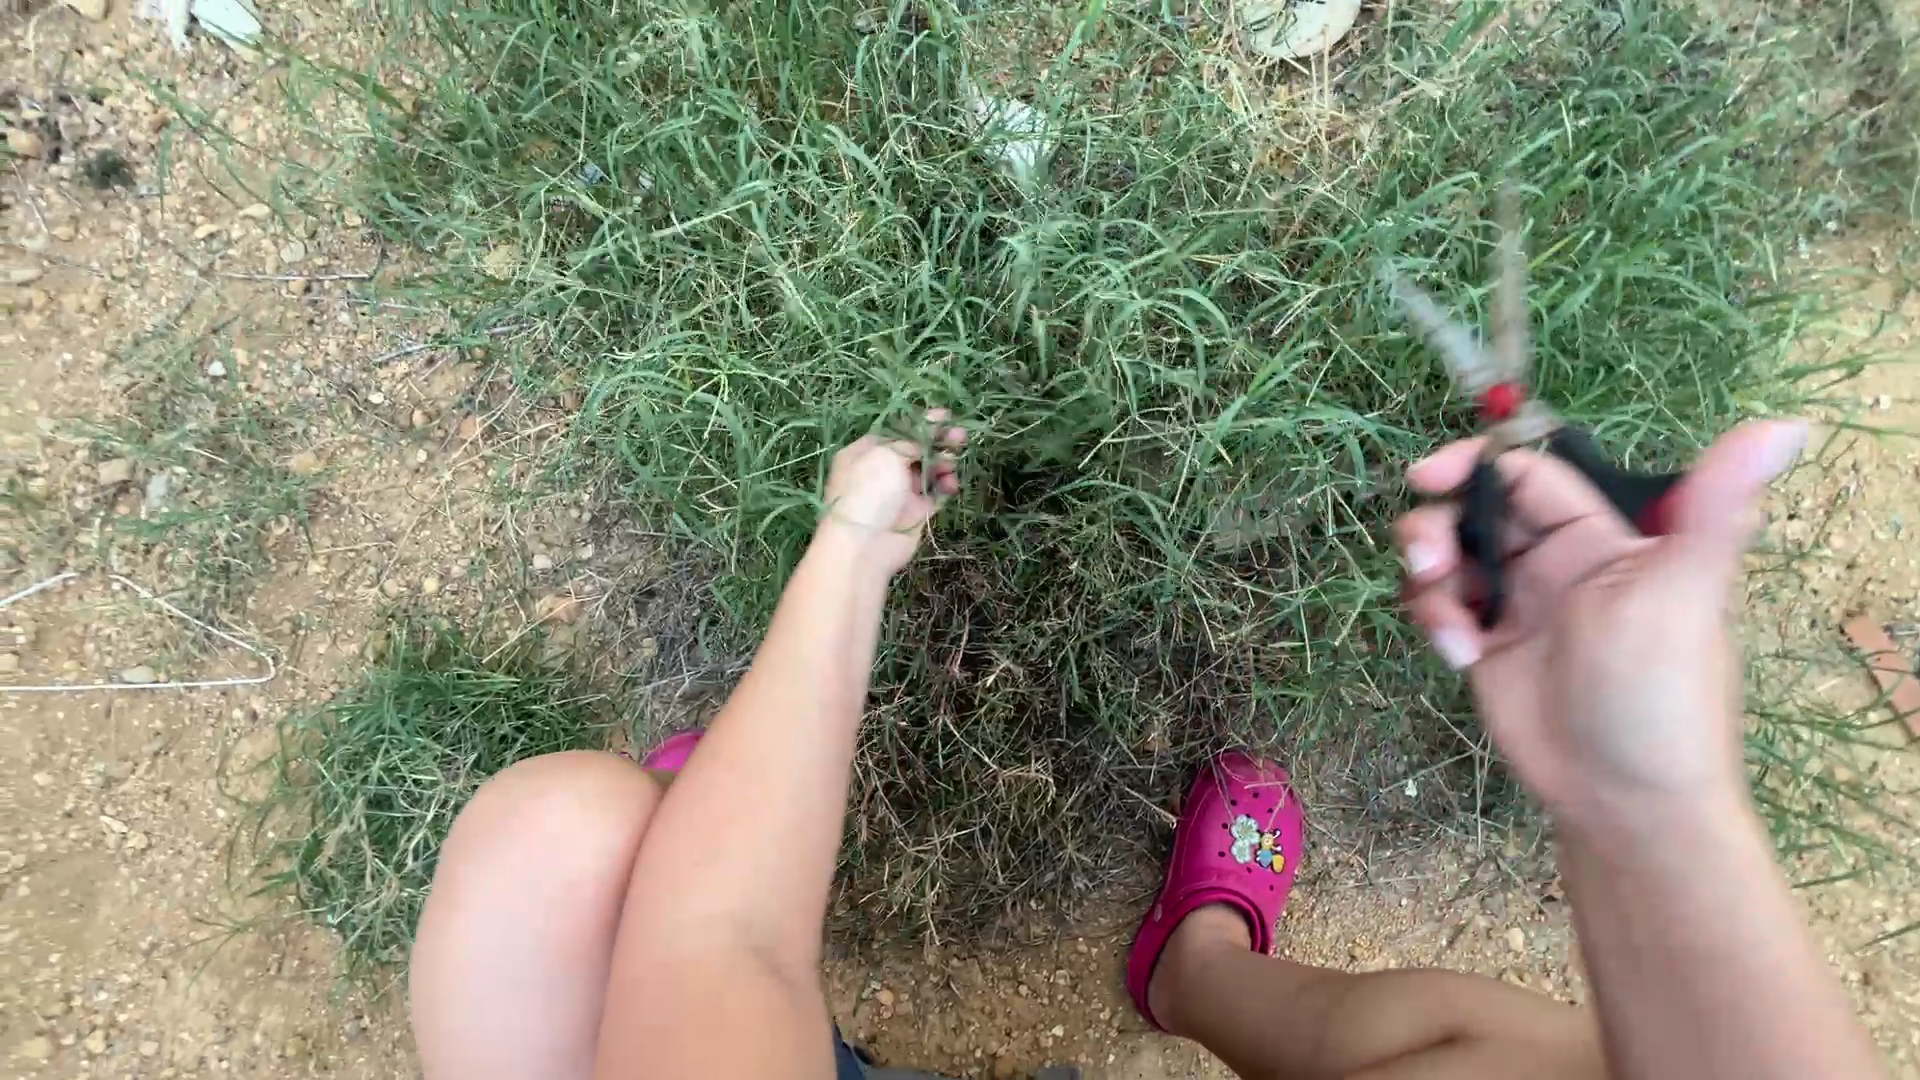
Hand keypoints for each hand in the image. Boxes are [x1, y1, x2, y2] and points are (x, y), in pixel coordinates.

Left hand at [817, 411, 965, 576]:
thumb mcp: (887, 454)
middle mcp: (881, 470)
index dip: (921, 424)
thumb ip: (910, 441)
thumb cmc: (869, 491)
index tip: (946, 417)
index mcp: (866, 452)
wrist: (865, 545)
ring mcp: (899, 493)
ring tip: (953, 462)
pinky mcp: (915, 512)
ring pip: (927, 471)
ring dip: (943, 463)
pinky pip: (935, 494)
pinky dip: (945, 487)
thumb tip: (927, 432)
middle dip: (938, 442)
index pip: (897, 432)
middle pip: (915, 450)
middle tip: (960, 436)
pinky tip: (952, 484)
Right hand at [1393, 420, 1805, 825]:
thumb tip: (1784, 425)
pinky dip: (1434, 622)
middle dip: (1434, 530)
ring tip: (1452, 627)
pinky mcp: (1478, 640)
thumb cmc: (1656, 689)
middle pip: (1469, 514)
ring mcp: (1509, 604)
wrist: (1617, 791)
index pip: (1525, 476)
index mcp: (1597, 541)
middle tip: (1428, 562)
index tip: (1425, 479)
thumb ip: (1714, 512)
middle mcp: (1547, 564)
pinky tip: (1459, 655)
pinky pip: (1435, 607)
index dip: (1472, 466)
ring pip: (1442, 560)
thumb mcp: (1682, 595)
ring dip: (1429, 582)